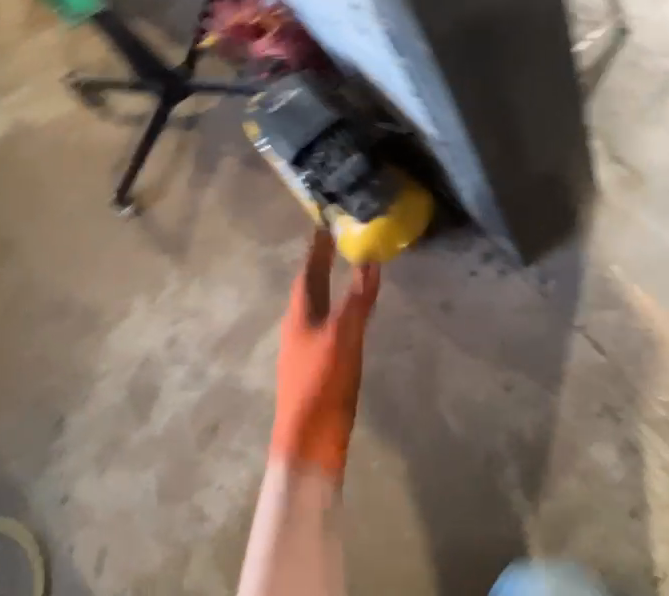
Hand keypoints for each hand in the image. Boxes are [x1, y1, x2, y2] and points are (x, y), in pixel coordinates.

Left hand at [270, 229, 379, 481]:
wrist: (307, 445)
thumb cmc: (321, 385)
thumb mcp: (343, 337)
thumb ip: (356, 300)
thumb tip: (370, 260)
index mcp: (299, 316)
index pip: (308, 272)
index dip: (317, 249)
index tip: (325, 224)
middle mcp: (299, 328)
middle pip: (310, 289)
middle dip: (323, 265)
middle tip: (338, 242)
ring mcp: (306, 351)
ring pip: (318, 309)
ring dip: (330, 289)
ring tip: (346, 274)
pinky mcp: (317, 370)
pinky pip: (328, 329)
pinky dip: (339, 313)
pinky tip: (351, 320)